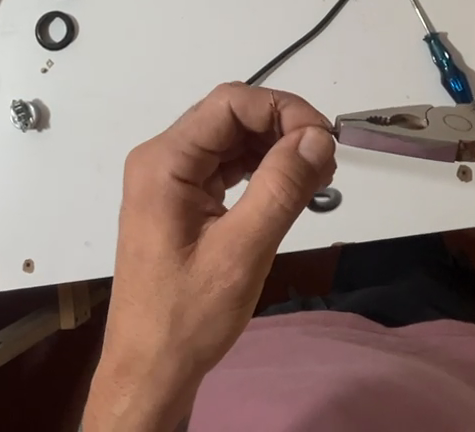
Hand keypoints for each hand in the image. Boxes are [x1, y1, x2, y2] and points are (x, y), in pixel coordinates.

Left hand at [83, 83, 336, 431]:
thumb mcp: (241, 252)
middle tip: (325, 161)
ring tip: (315, 175)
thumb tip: (318, 136)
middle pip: (228, 115)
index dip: (280, 109)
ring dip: (273, 147)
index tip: (323, 140)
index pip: (228, 103)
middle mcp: (161, 157)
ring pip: (229, 139)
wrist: (148, 369)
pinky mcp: (179, 198)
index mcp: (164, 160)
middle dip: (281, 127)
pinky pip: (223, 165)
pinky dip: (258, 169)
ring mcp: (168, 177)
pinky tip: (287, 186)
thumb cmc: (187, 315)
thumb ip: (280, 188)